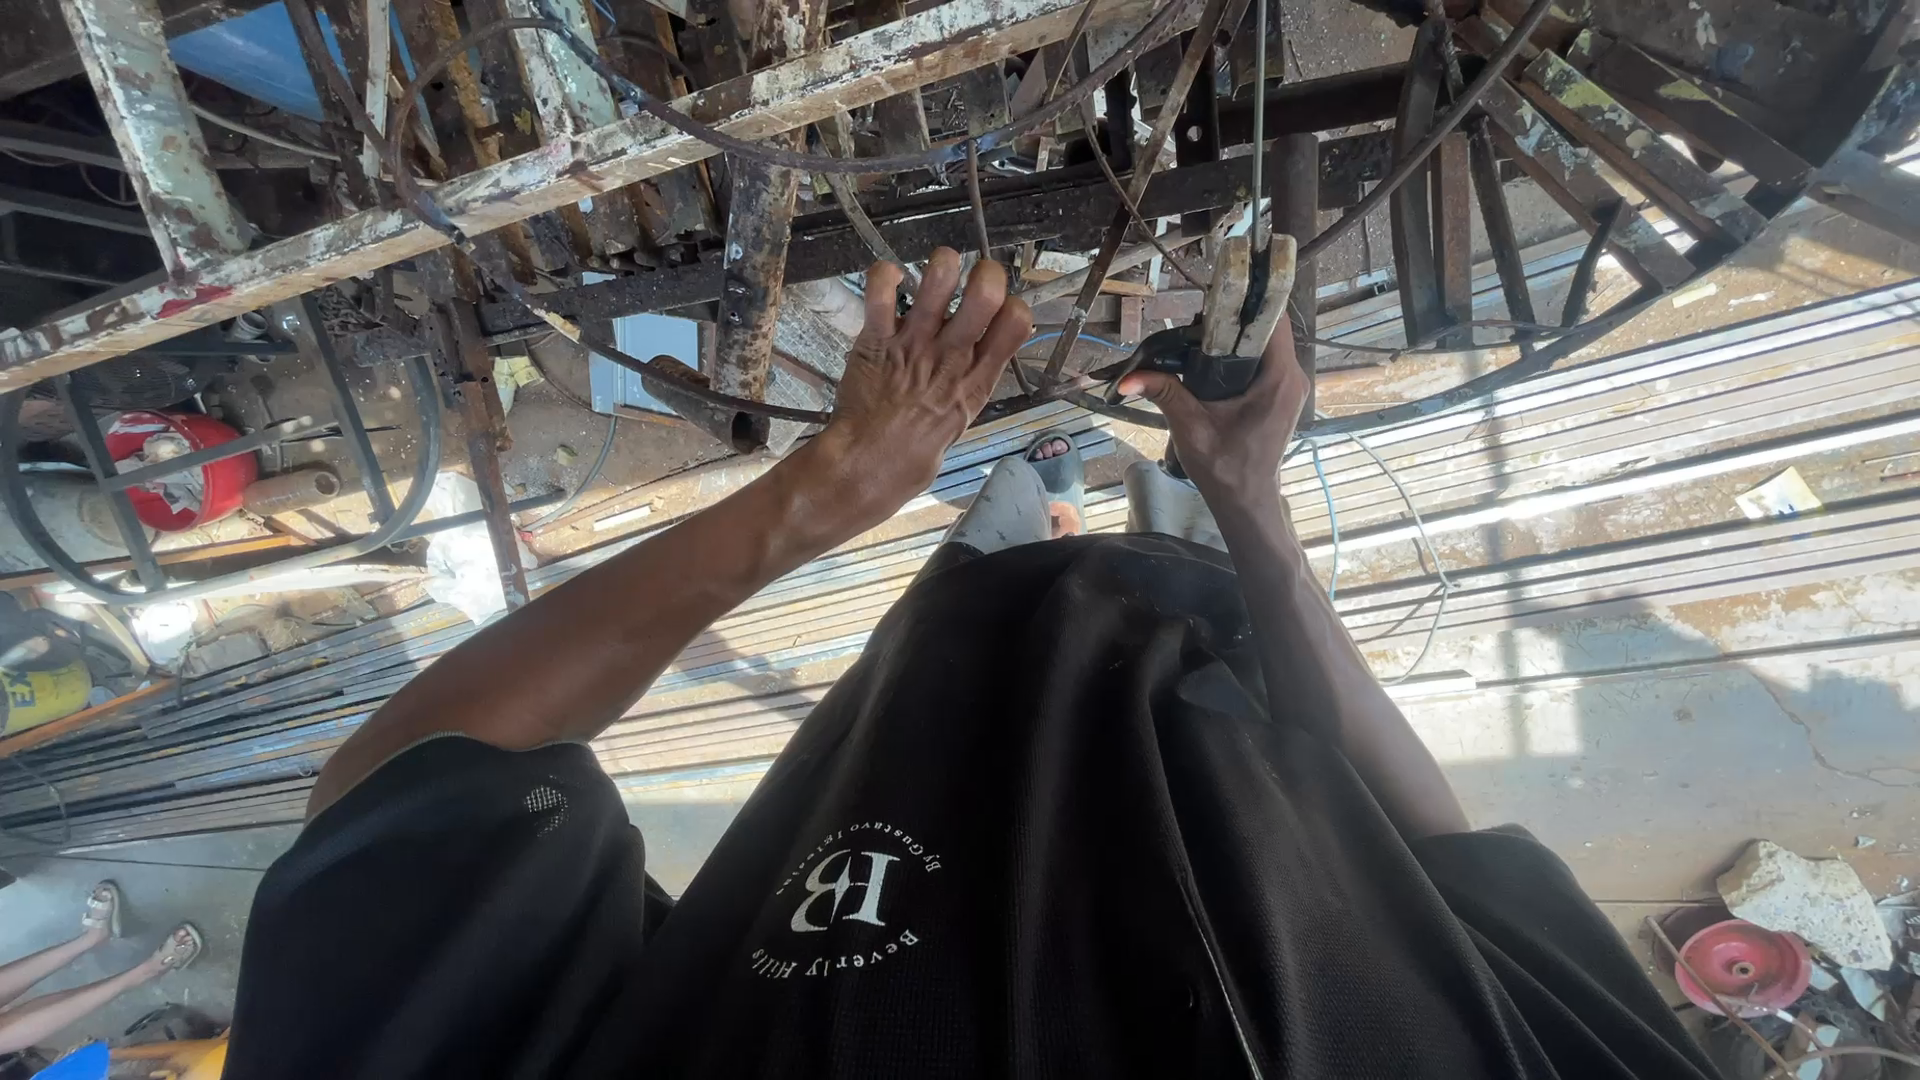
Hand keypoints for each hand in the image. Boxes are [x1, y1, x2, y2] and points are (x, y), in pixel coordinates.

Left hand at [804, 249, 1032, 525]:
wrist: (872, 463)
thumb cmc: (917, 448)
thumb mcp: (961, 418)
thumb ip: (971, 382)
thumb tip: (979, 358)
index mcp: (977, 377)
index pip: (1017, 322)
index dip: (1012, 304)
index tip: (998, 310)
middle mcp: (952, 354)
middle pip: (987, 290)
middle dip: (985, 273)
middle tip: (972, 281)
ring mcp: (915, 343)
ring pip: (940, 277)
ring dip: (942, 264)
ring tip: (937, 274)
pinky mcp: (877, 339)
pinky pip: (881, 290)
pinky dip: (884, 274)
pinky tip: (891, 280)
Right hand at [1117, 318, 1308, 507]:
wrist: (1245, 501)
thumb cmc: (1224, 468)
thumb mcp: (1190, 428)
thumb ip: (1164, 394)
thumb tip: (1128, 379)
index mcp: (1279, 379)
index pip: (1272, 320)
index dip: (1245, 303)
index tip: (1214, 300)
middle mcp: (1292, 378)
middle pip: (1267, 330)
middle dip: (1233, 323)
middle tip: (1197, 327)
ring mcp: (1289, 388)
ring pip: (1265, 347)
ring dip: (1235, 341)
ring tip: (1200, 344)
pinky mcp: (1281, 397)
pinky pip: (1264, 364)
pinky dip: (1240, 359)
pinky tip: (1213, 366)